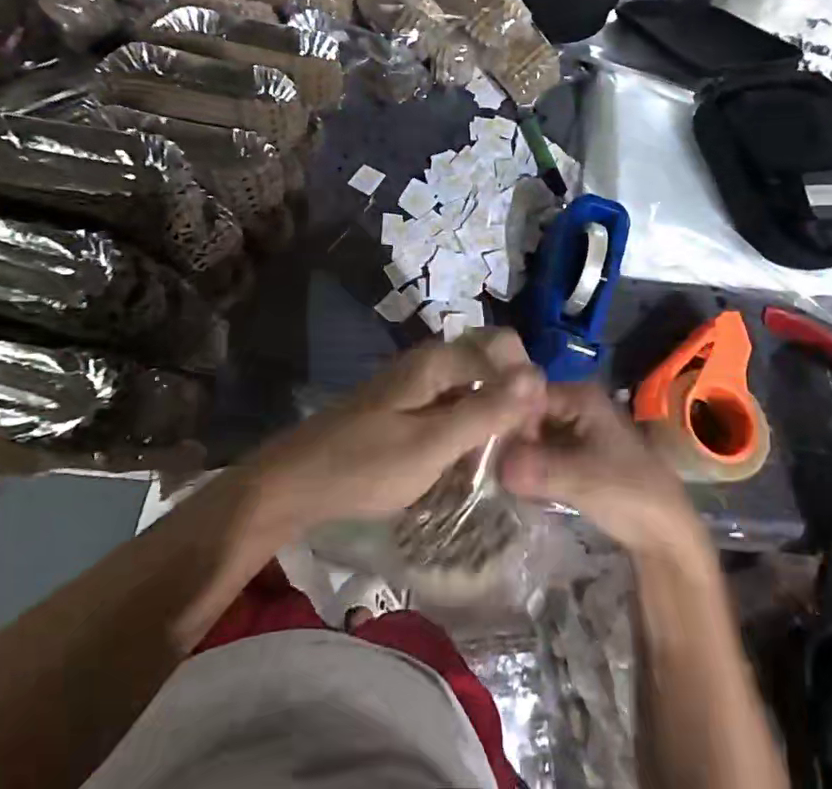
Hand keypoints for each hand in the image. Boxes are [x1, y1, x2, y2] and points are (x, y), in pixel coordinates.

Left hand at [247, 328, 545, 532]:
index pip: (506, 348)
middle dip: (512, 393)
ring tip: (498, 451)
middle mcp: (430, 360)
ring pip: (472, 380)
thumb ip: (484, 411)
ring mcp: (416, 380)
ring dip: (492, 409)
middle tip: (518, 438)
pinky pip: (453, 398)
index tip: (532, 428)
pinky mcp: (406, 402)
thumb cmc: (364, 466)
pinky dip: (469, 419)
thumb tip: (537, 376)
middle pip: (490, 360)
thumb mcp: (431, 445)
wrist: (294, 484)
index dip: (528, 384)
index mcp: (438, 361)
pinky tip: (468, 452)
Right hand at [500, 382, 703, 558]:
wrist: (665, 532)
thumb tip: (494, 463)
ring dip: (518, 458)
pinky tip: (516, 488)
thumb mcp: (578, 478)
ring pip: (533, 437)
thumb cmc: (629, 494)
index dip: (506, 419)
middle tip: (487, 469)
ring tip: (498, 480)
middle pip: (528, 414)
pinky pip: (542, 456)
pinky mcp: (577, 457)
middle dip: (510, 441)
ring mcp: (578, 431)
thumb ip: (534, 467)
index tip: (485, 448)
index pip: (526, 395)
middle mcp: (577, 406)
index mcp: (581, 397)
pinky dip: (529, 470)